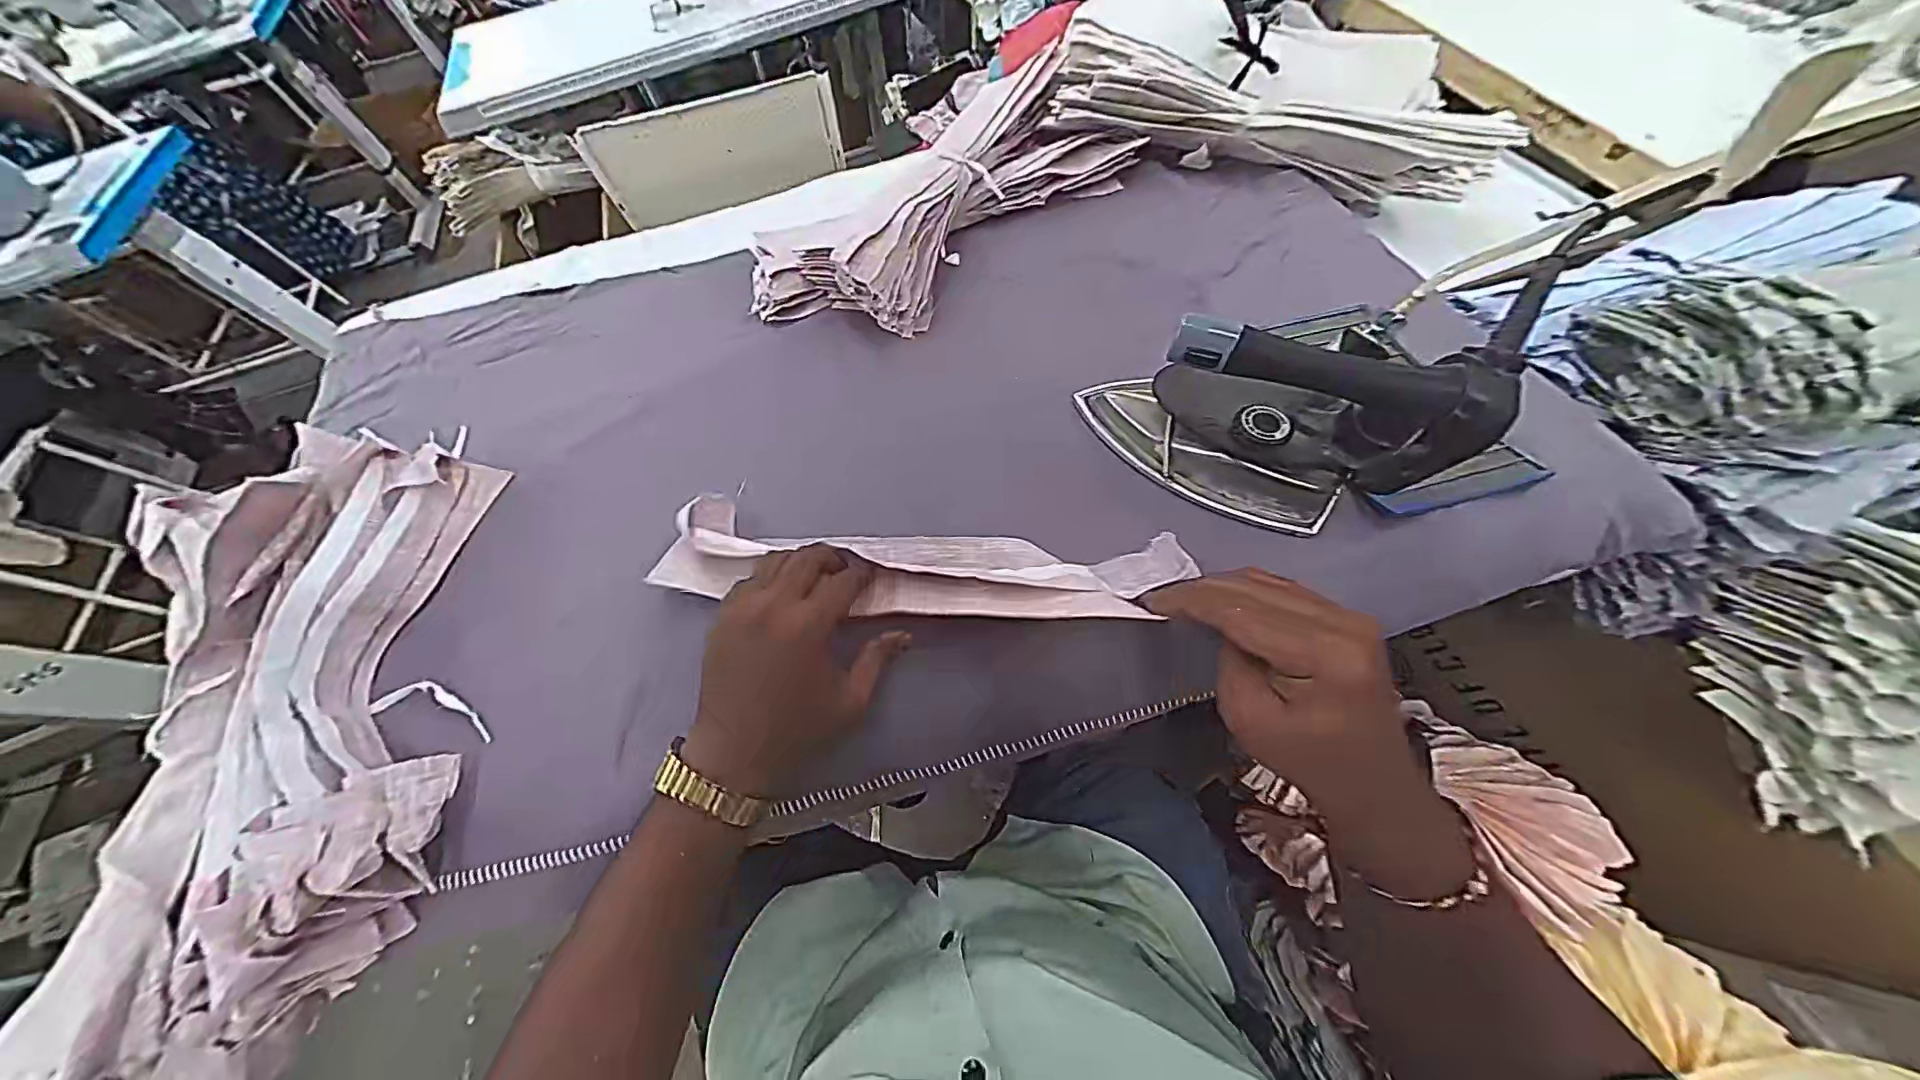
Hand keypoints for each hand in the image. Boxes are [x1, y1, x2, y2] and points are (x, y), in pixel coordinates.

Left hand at [681, 545, 910, 796]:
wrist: (735, 752)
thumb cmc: (797, 730)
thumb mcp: (850, 700)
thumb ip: (877, 659)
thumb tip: (901, 634)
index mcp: (808, 625)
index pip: (843, 580)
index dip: (863, 574)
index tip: (872, 577)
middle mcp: (773, 606)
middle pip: (808, 558)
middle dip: (834, 558)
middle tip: (847, 571)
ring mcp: (742, 608)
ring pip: (776, 560)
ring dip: (801, 561)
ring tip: (816, 576)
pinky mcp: (722, 616)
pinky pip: (749, 578)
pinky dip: (771, 575)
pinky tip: (782, 592)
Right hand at [1145, 569, 1421, 815]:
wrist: (1372, 783)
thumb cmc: (1309, 762)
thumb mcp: (1249, 720)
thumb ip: (1229, 663)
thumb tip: (1219, 627)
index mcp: (1326, 652)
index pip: (1243, 609)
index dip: (1192, 600)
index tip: (1154, 601)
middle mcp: (1344, 623)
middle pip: (1256, 588)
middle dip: (1201, 589)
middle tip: (1161, 598)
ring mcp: (1350, 616)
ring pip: (1268, 582)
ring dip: (1221, 586)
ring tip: (1184, 598)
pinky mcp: (1346, 619)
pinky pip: (1284, 590)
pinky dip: (1245, 590)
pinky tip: (1220, 600)